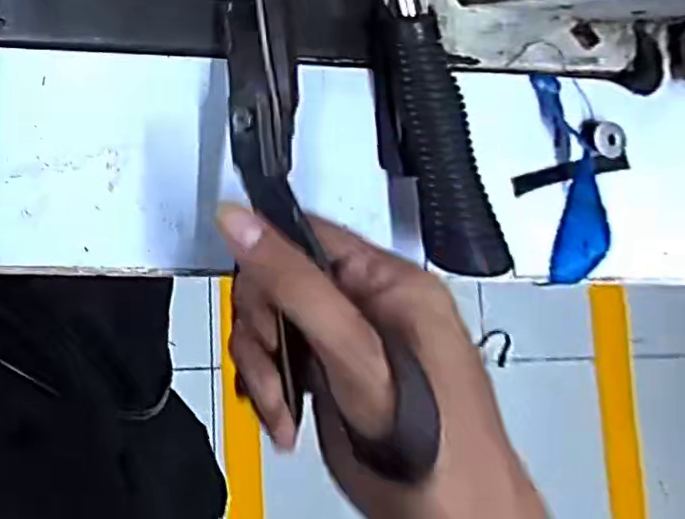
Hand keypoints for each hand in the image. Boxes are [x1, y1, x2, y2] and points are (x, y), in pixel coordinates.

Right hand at [219, 205, 544, 518]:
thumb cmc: (443, 462)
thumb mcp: (354, 356)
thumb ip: (295, 284)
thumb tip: (242, 223)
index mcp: (390, 283)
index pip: (302, 232)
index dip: (264, 257)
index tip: (254, 295)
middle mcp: (368, 304)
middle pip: (274, 277)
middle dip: (260, 325)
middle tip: (272, 357)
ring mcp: (347, 338)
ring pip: (266, 317)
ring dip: (260, 362)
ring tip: (280, 400)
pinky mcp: (329, 368)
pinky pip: (272, 351)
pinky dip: (266, 382)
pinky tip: (285, 411)